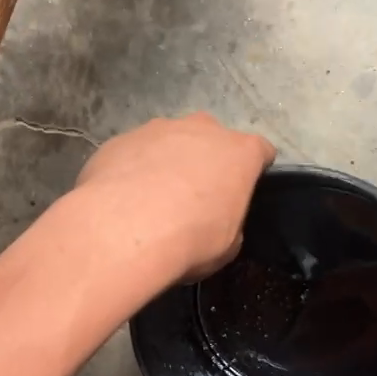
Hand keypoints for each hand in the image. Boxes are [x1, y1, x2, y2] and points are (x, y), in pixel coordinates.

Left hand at [65, 114, 276, 282]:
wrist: (123, 232)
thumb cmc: (188, 240)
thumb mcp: (226, 246)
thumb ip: (229, 223)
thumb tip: (216, 220)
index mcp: (239, 152)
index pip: (258, 152)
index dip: (250, 171)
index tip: (239, 190)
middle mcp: (200, 129)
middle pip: (209, 140)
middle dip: (203, 162)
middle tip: (188, 198)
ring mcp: (156, 130)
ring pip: (166, 142)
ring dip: (162, 163)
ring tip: (147, 200)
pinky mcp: (118, 141)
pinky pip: (130, 154)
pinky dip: (128, 171)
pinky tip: (119, 199)